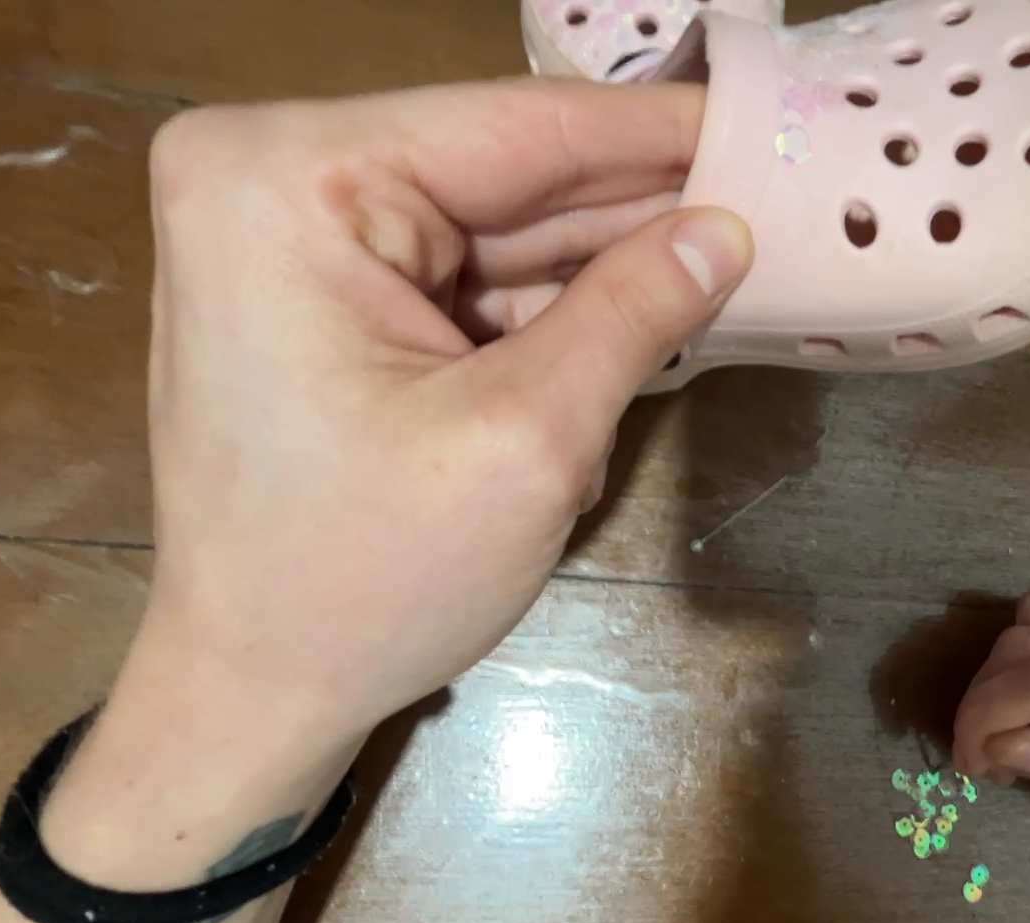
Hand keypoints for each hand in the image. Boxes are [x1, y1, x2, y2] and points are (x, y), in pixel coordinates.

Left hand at [132, 80, 751, 745]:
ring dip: (610, 276)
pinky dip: (566, 322)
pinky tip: (644, 328)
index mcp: (294, 182)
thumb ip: (632, 317)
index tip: (757, 127)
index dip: (654, 133)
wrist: (266, 687)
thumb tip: (724, 234)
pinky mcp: (349, 318)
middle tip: (764, 204)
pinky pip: (485, 297)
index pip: (519, 130)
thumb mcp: (529, 438)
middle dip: (639, 210)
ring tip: (726, 268)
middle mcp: (290, 189)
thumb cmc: (373, 575)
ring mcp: (315, 255)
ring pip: (509, 243)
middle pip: (513, 183)